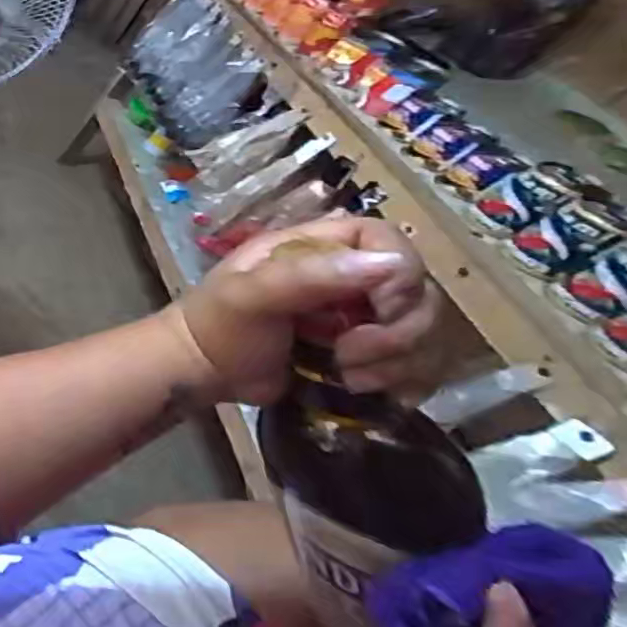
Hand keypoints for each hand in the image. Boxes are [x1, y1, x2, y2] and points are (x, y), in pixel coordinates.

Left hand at [164, 215, 442, 404]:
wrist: (203, 371)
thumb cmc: (217, 325)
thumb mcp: (249, 296)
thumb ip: (308, 276)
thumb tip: (391, 261)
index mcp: (308, 248)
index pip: (386, 238)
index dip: (400, 271)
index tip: (380, 307)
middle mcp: (341, 276)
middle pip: (418, 292)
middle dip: (395, 332)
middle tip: (347, 353)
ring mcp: (357, 315)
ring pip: (423, 333)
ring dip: (395, 362)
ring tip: (345, 374)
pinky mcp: (366, 352)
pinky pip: (418, 364)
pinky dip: (400, 380)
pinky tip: (360, 387)